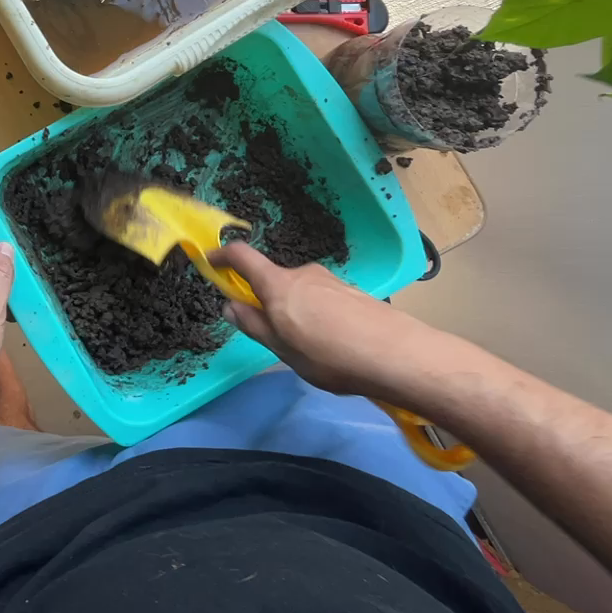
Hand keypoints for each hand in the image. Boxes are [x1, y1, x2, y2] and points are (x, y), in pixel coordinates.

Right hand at [210, 242, 457, 403]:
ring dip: (296, 311)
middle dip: (268, 300)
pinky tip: (337, 347)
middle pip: (274, 279)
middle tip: (275, 335)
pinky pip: (324, 300)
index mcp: (277, 284)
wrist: (401, 356)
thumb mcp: (282, 349)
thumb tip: (230, 305)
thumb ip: (254, 325)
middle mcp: (303, 274)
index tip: (210, 263)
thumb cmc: (330, 355)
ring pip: (301, 292)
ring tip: (312, 349)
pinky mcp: (355, 295)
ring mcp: (332, 282)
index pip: (241, 256)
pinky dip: (320, 317)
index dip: (222, 256)